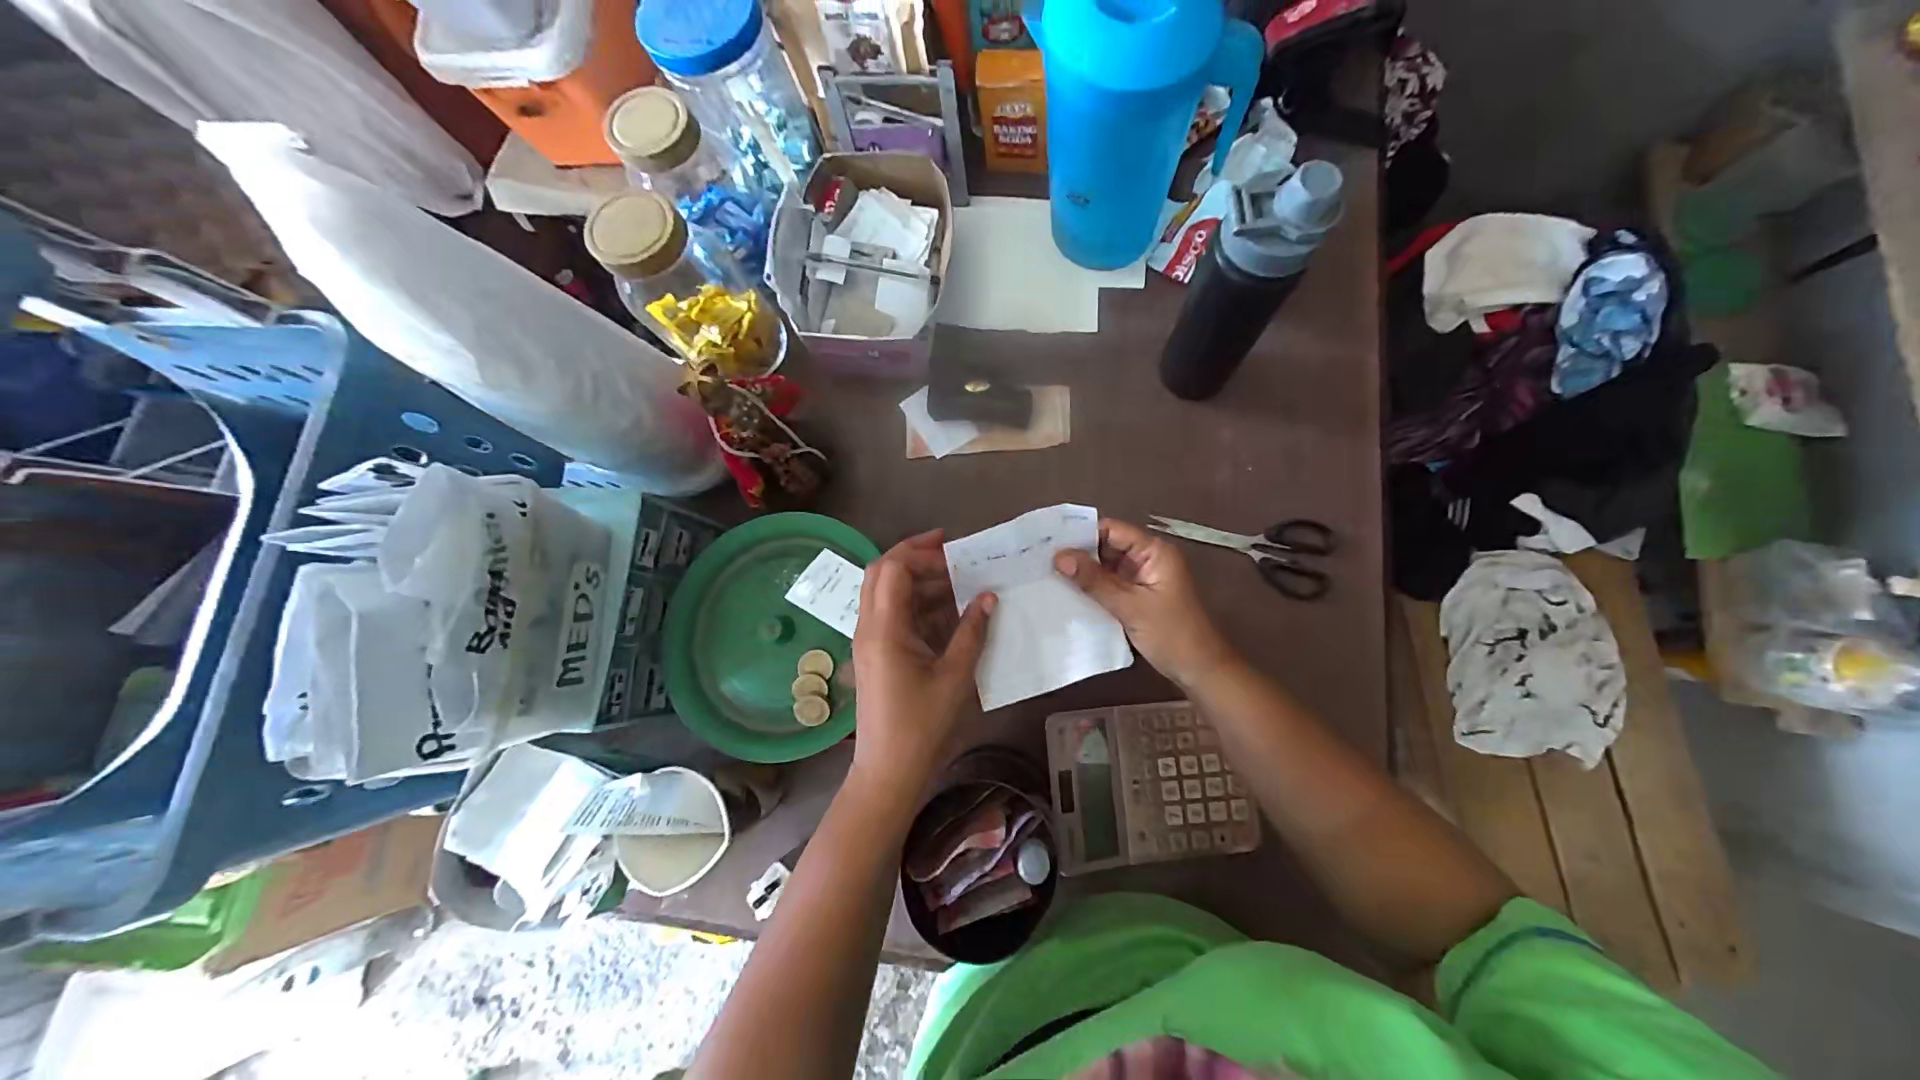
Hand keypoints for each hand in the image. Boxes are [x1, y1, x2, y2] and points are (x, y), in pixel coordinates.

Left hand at [850, 529, 993, 799]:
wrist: (888, 771)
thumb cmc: (921, 726)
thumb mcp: (955, 677)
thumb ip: (971, 632)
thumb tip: (989, 597)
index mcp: (883, 629)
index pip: (892, 568)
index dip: (921, 552)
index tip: (954, 550)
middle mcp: (869, 627)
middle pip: (882, 573)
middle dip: (915, 558)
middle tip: (952, 555)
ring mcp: (869, 641)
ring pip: (886, 594)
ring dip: (919, 583)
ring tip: (959, 582)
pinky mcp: (876, 654)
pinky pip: (892, 616)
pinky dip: (917, 606)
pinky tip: (949, 612)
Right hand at [1053, 519, 1236, 686]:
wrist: (1199, 669)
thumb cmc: (1171, 634)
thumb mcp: (1129, 606)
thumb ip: (1094, 580)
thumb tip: (1059, 557)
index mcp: (1154, 552)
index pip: (1112, 530)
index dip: (1083, 534)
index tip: (1052, 543)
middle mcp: (1147, 559)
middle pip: (1107, 546)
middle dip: (1079, 553)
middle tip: (1043, 560)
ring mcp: (1142, 578)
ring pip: (1105, 566)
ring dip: (1083, 572)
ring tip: (1048, 574)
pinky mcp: (1136, 597)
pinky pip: (1109, 584)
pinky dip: (1091, 588)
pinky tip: (1067, 592)